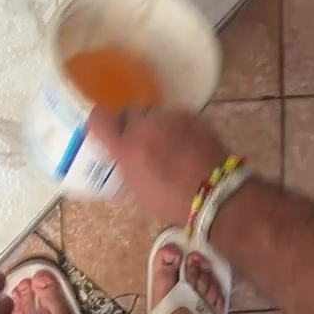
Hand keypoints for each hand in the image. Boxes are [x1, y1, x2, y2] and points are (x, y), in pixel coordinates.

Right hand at [87, 107, 230, 225]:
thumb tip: (125, 155)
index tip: (104, 132)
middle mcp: (144, 126)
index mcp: (125, 147)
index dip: (100, 123)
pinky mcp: (191, 115)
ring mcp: (169, 117)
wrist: (215, 194)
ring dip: (154, 124)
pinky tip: (185, 143)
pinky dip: (176, 126)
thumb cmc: (171, 201)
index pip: (98, 118)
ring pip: (153, 112)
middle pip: (128, 112)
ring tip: (166, 143)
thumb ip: (126, 164)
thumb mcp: (137, 188)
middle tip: (139, 141)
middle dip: (131, 125)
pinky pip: (175, 115)